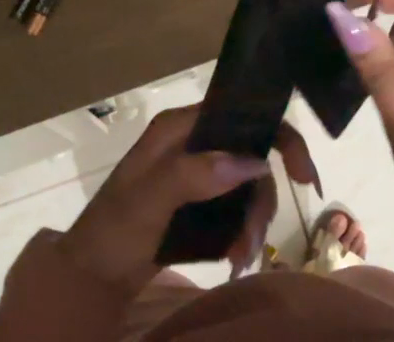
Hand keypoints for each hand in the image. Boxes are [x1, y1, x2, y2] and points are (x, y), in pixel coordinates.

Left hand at [63, 104, 320, 289]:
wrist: (89, 278)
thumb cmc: (113, 231)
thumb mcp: (149, 200)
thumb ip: (195, 174)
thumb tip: (253, 163)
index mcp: (178, 128)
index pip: (240, 115)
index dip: (278, 137)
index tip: (304, 176)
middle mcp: (191, 144)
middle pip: (250, 157)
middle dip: (261, 199)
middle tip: (257, 238)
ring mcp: (194, 174)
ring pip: (245, 188)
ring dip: (251, 223)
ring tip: (241, 257)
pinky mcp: (196, 204)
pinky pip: (234, 210)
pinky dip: (241, 233)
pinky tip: (235, 258)